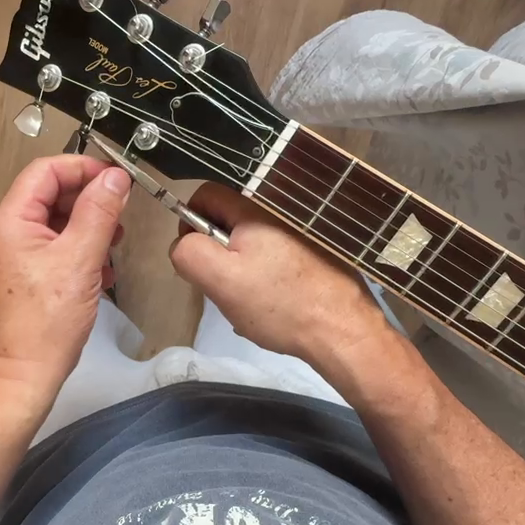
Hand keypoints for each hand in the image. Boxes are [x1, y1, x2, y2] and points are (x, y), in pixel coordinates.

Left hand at [0, 156, 129, 397]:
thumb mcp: (80, 260)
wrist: (24, 375)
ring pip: (50, 228)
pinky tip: (99, 273)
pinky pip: (46, 254)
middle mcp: (0, 237)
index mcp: (8, 223)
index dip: (82, 169)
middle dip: (87, 203)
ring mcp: (5, 261)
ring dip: (85, 231)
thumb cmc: (47, 323)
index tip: (115, 180)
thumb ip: (98, 213)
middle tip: (119, 218)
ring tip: (113, 248)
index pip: (44, 172)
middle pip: (47, 198)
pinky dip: (73, 255)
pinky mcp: (15, 282)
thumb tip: (114, 178)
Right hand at [169, 183, 393, 363]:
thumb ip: (190, 254)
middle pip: (227, 221)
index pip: (206, 194)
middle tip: (225, 287)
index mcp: (255, 210)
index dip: (190, 223)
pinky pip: (274, 258)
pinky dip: (265, 278)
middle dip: (217, 253)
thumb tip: (182, 243)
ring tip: (250, 301)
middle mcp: (280, 212)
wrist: (342, 330)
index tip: (198, 259)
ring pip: (250, 244)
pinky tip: (272, 304)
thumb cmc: (279, 304)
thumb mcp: (221, 280)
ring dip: (240, 270)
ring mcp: (301, 233)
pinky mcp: (316, 253)